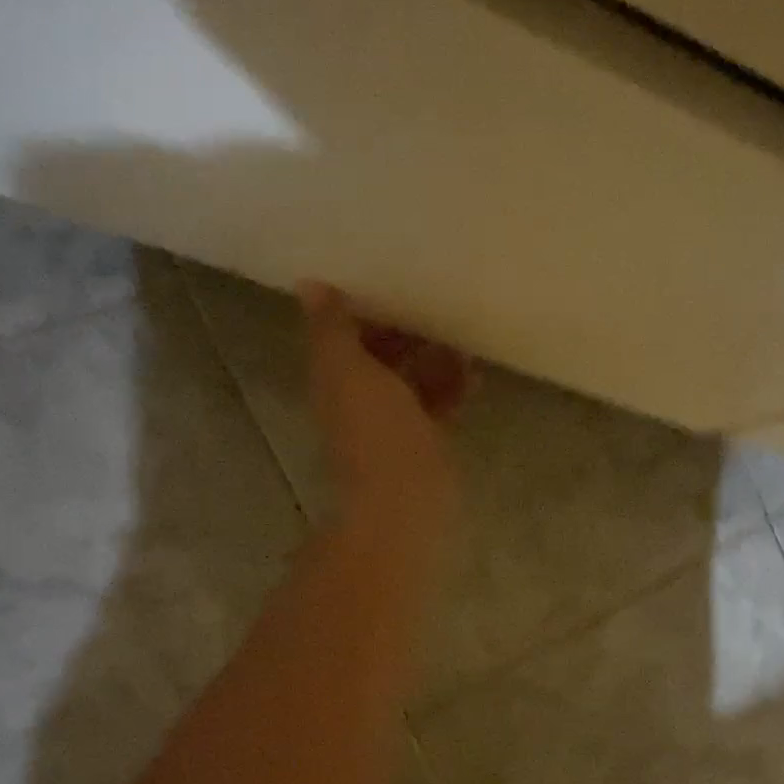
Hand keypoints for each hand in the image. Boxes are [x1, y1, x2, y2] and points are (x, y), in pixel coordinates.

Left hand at [298, 281, 469, 534]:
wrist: (405, 501)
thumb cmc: (376, 431)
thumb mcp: (348, 369)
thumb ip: (332, 327)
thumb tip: (309, 283)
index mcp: (334, 379)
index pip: (345, 335)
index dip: (365, 310)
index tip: (394, 284)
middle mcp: (360, 399)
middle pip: (381, 357)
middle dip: (406, 333)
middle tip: (437, 307)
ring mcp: (394, 423)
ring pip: (412, 381)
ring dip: (434, 358)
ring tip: (462, 338)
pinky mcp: (426, 441)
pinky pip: (438, 404)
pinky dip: (453, 387)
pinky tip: (475, 374)